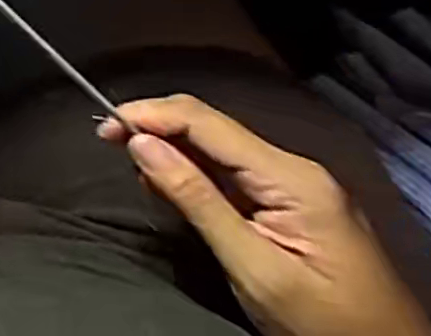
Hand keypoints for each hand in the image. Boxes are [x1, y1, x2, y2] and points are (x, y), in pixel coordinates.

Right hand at [99, 95, 430, 335]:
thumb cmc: (327, 325)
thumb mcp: (255, 268)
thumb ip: (195, 200)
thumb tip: (137, 141)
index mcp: (293, 178)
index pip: (202, 120)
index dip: (146, 115)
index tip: (103, 129)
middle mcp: (294, 167)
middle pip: (205, 122)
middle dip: (152, 125)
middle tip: (110, 144)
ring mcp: (294, 182)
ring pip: (210, 139)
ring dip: (166, 146)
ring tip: (139, 172)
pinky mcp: (287, 197)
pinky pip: (223, 163)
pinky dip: (187, 165)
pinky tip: (170, 184)